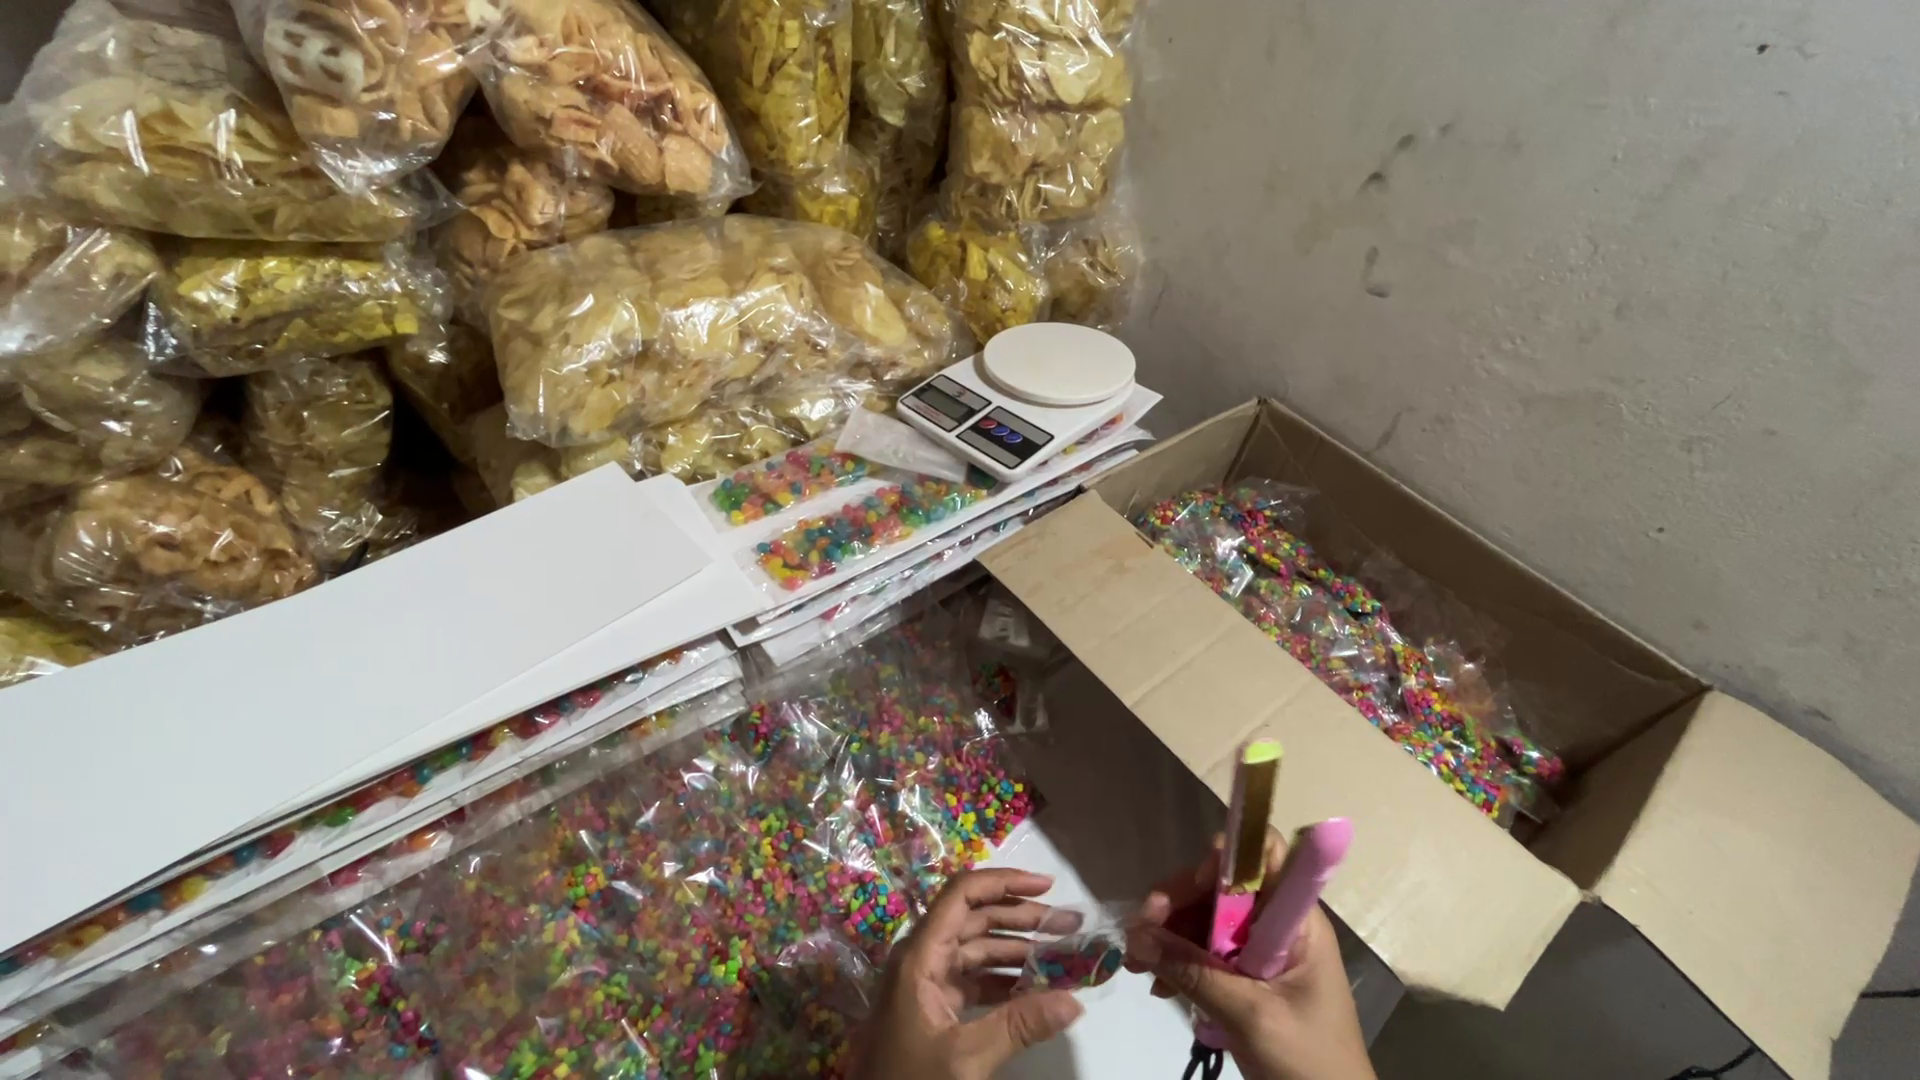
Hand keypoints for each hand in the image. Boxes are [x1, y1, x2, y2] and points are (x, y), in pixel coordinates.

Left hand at [854, 869, 1085, 1079]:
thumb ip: (1019, 1026)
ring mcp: (928, 982)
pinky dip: (1006, 978)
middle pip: (975, 918)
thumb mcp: (966, 1059)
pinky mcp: (935, 1007)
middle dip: (1022, 917)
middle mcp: (922, 957)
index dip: (1003, 882)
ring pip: (978, 948)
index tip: (1046, 886)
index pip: (962, 895)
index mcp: (919, 954)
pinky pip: (975, 978)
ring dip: (1019, 947)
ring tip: (1063, 952)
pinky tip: (1039, 986)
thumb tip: (1074, 1001)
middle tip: (1069, 923)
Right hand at [1123, 832, 1376, 1079]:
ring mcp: (1258, 946)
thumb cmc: (1309, 1062)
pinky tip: (1157, 983)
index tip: (1197, 884)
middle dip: (1178, 901)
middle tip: (1141, 930)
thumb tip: (1135, 937)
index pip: (1264, 854)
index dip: (1229, 855)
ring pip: (1204, 915)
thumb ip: (1194, 973)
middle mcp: (1275, 921)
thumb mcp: (1250, 1016)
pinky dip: (1175, 958)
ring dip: (1168, 933)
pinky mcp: (1244, 972)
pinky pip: (1201, 948)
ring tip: (1138, 963)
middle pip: (1220, 884)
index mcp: (1295, 918)